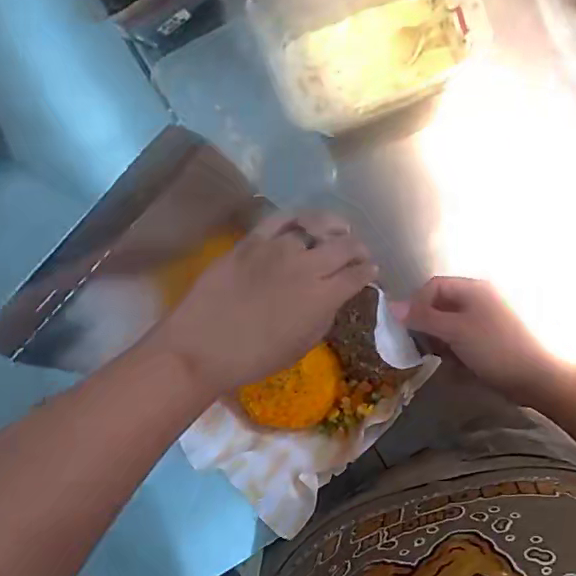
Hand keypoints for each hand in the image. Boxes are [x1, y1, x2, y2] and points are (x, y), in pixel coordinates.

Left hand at [152, 212, 373, 394]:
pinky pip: (281, 220)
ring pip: (315, 226)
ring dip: (333, 229)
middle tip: (360, 253)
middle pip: (344, 246)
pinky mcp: (250, 241)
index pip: (357, 275)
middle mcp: (306, 266)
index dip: (368, 273)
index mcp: (323, 297)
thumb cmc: (256, 357)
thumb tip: (332, 298)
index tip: (371, 272)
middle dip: (358, 249)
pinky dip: (299, 218)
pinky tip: (305, 222)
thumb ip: (324, 316)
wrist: (203, 347)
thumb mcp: (303, 345)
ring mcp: (277, 249)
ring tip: (339, 230)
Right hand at [399, 277, 575, 409]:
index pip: (434, 286)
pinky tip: (461, 367)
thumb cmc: (495, 348)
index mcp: (474, 289)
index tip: (407, 329)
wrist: (537, 377)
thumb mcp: (455, 331)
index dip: (416, 304)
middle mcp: (480, 300)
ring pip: (450, 327)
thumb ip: (423, 318)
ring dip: (442, 343)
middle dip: (429, 327)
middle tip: (425, 348)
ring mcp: (487, 322)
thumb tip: (391, 306)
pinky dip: (456, 352)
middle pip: (441, 306)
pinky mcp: (491, 342)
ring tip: (446, 360)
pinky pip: (463, 341)